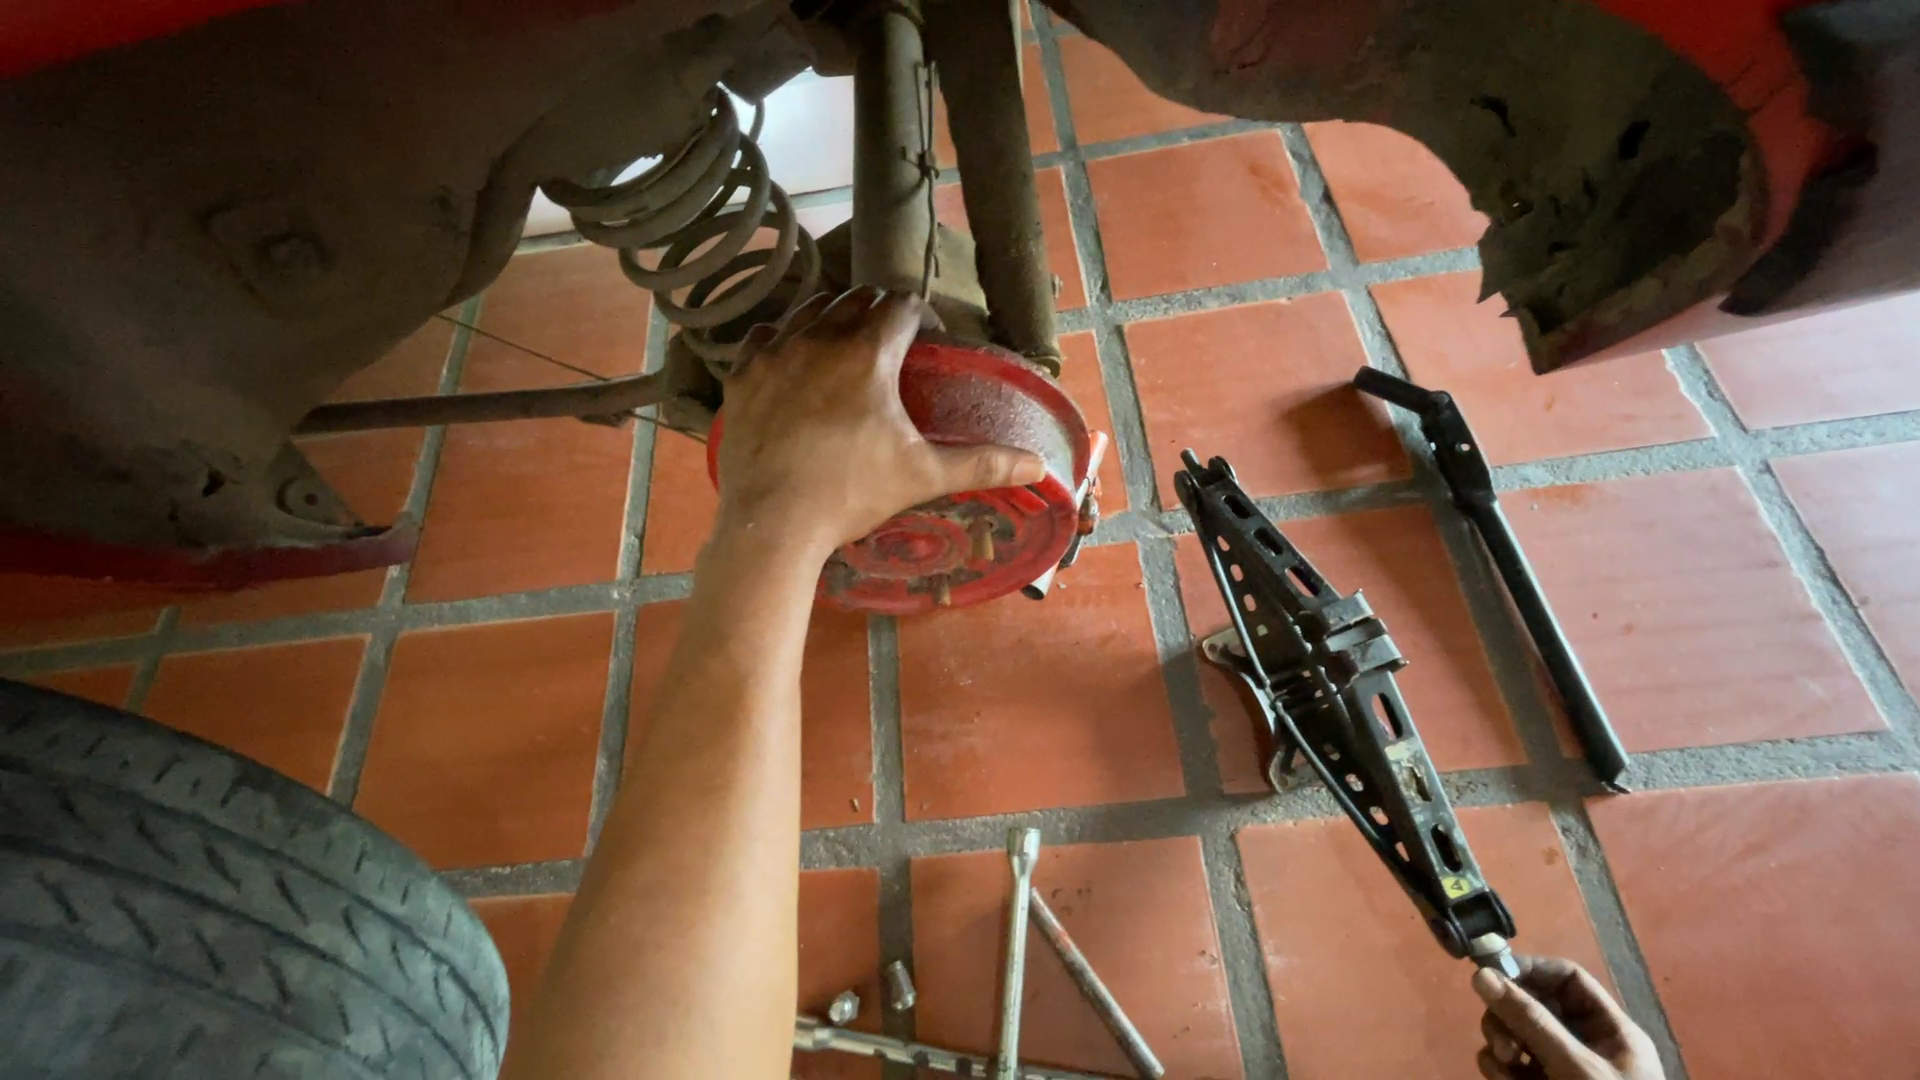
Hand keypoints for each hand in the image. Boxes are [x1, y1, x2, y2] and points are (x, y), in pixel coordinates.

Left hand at [714, 286, 1046, 556]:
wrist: (772, 523)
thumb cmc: (853, 494)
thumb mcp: (923, 476)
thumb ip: (982, 463)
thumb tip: (1038, 465)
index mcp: (869, 352)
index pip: (901, 303)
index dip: (920, 315)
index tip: (926, 337)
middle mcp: (820, 336)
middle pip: (856, 297)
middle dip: (878, 312)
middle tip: (890, 345)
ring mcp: (775, 352)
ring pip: (810, 309)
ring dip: (834, 318)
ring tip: (845, 349)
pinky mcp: (743, 374)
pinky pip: (766, 335)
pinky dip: (785, 338)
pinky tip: (793, 363)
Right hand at [1473, 956, 1664, 1079]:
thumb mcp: (1575, 1068)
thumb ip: (1529, 1020)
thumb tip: (1480, 973)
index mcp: (1611, 1032)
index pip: (1566, 978)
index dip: (1529, 969)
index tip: (1493, 975)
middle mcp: (1585, 1043)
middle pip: (1532, 1002)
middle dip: (1507, 1015)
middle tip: (1499, 1037)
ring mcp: (1562, 1067)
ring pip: (1514, 1030)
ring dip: (1499, 1041)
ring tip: (1502, 1067)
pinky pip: (1509, 1062)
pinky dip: (1499, 1067)